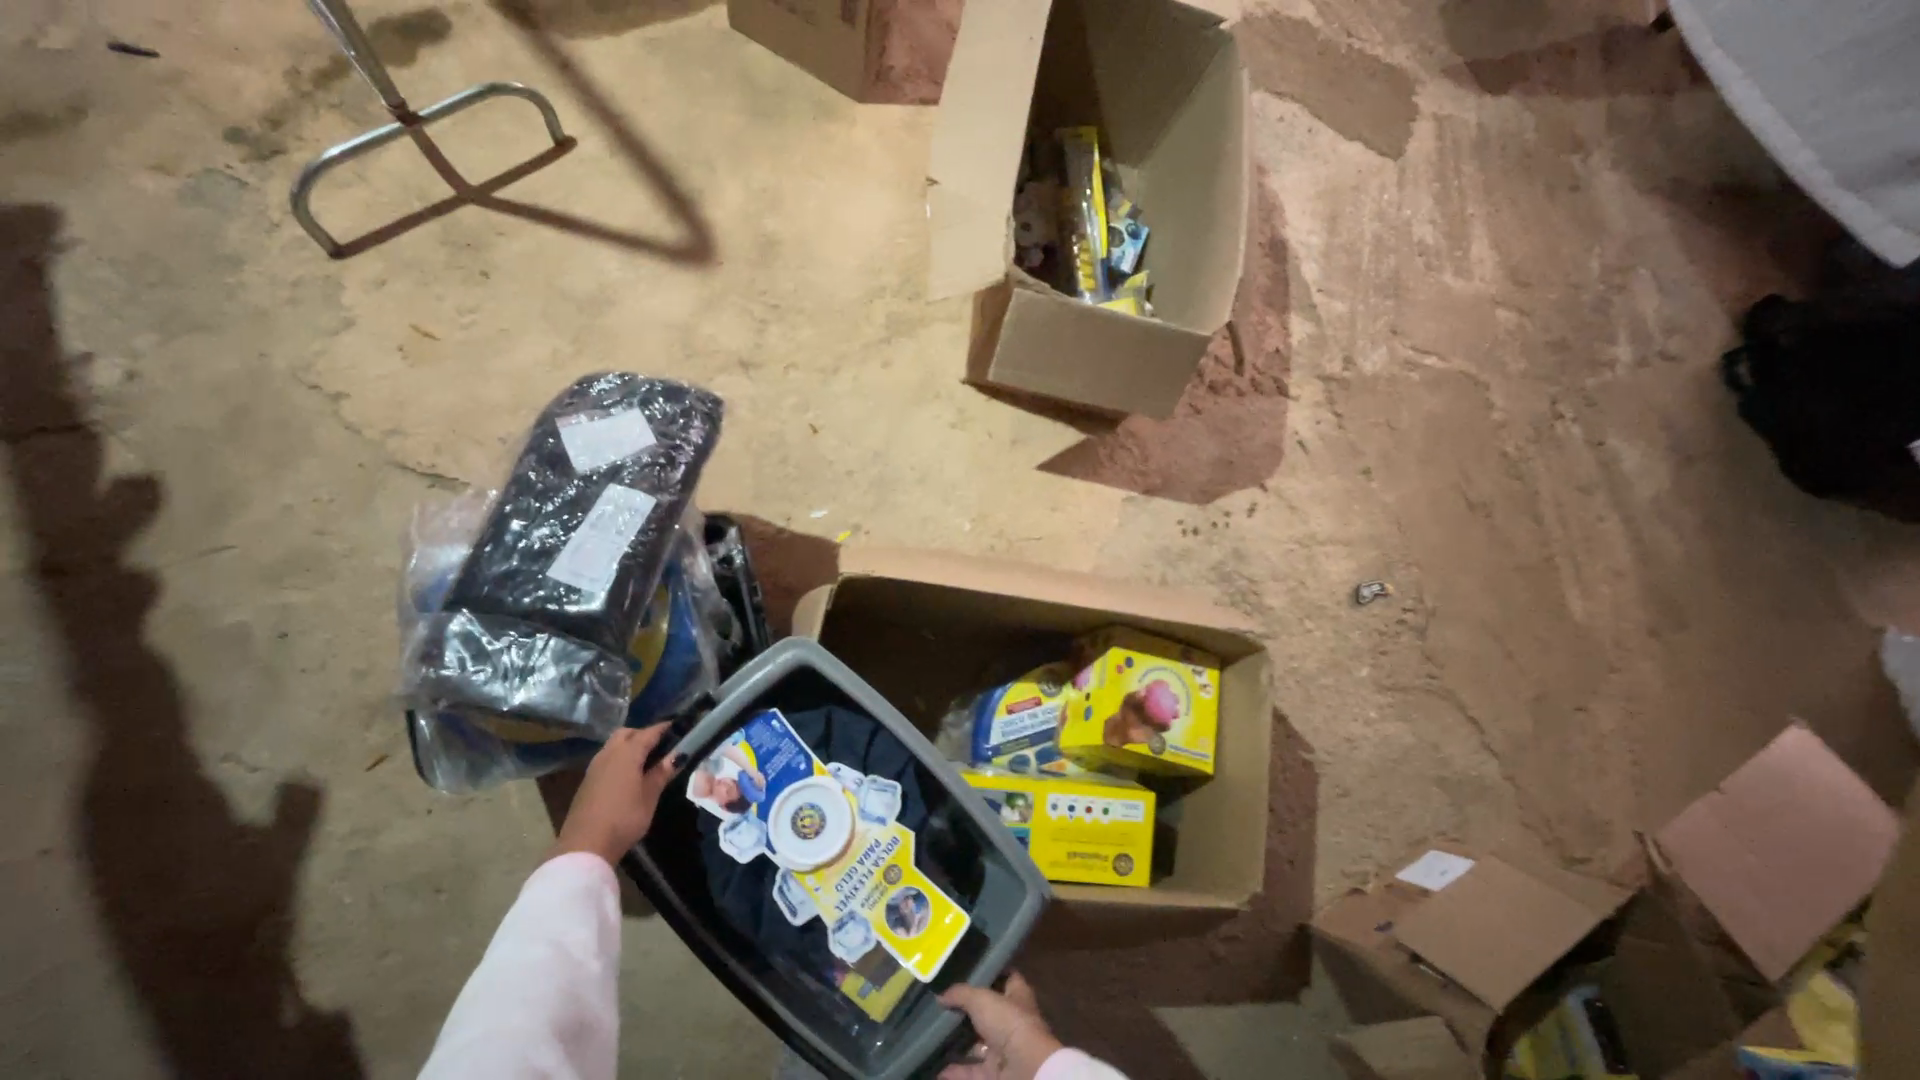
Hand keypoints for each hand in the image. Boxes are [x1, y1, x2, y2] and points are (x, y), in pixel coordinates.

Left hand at [550, 725, 681, 865]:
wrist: (585, 845)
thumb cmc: (624, 818)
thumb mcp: (649, 797)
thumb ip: (661, 773)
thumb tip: (677, 755)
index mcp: (627, 753)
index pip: (648, 733)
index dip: (663, 728)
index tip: (678, 727)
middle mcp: (608, 754)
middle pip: (627, 733)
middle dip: (643, 734)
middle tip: (661, 745)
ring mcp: (595, 767)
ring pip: (613, 745)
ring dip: (629, 745)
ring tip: (646, 760)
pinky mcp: (587, 781)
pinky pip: (606, 758)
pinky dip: (619, 758)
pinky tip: (628, 774)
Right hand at [939, 973, 1063, 1079]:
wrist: (1024, 1067)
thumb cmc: (1008, 1021)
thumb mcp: (980, 998)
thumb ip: (960, 994)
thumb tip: (941, 995)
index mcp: (1017, 995)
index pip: (1006, 978)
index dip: (990, 973)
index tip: (969, 970)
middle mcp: (1012, 1020)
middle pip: (988, 1013)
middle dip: (967, 1011)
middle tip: (942, 1005)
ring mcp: (1004, 1048)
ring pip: (978, 1043)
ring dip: (959, 1042)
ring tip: (934, 1035)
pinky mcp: (996, 1071)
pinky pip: (971, 1070)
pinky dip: (955, 1071)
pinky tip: (937, 1069)